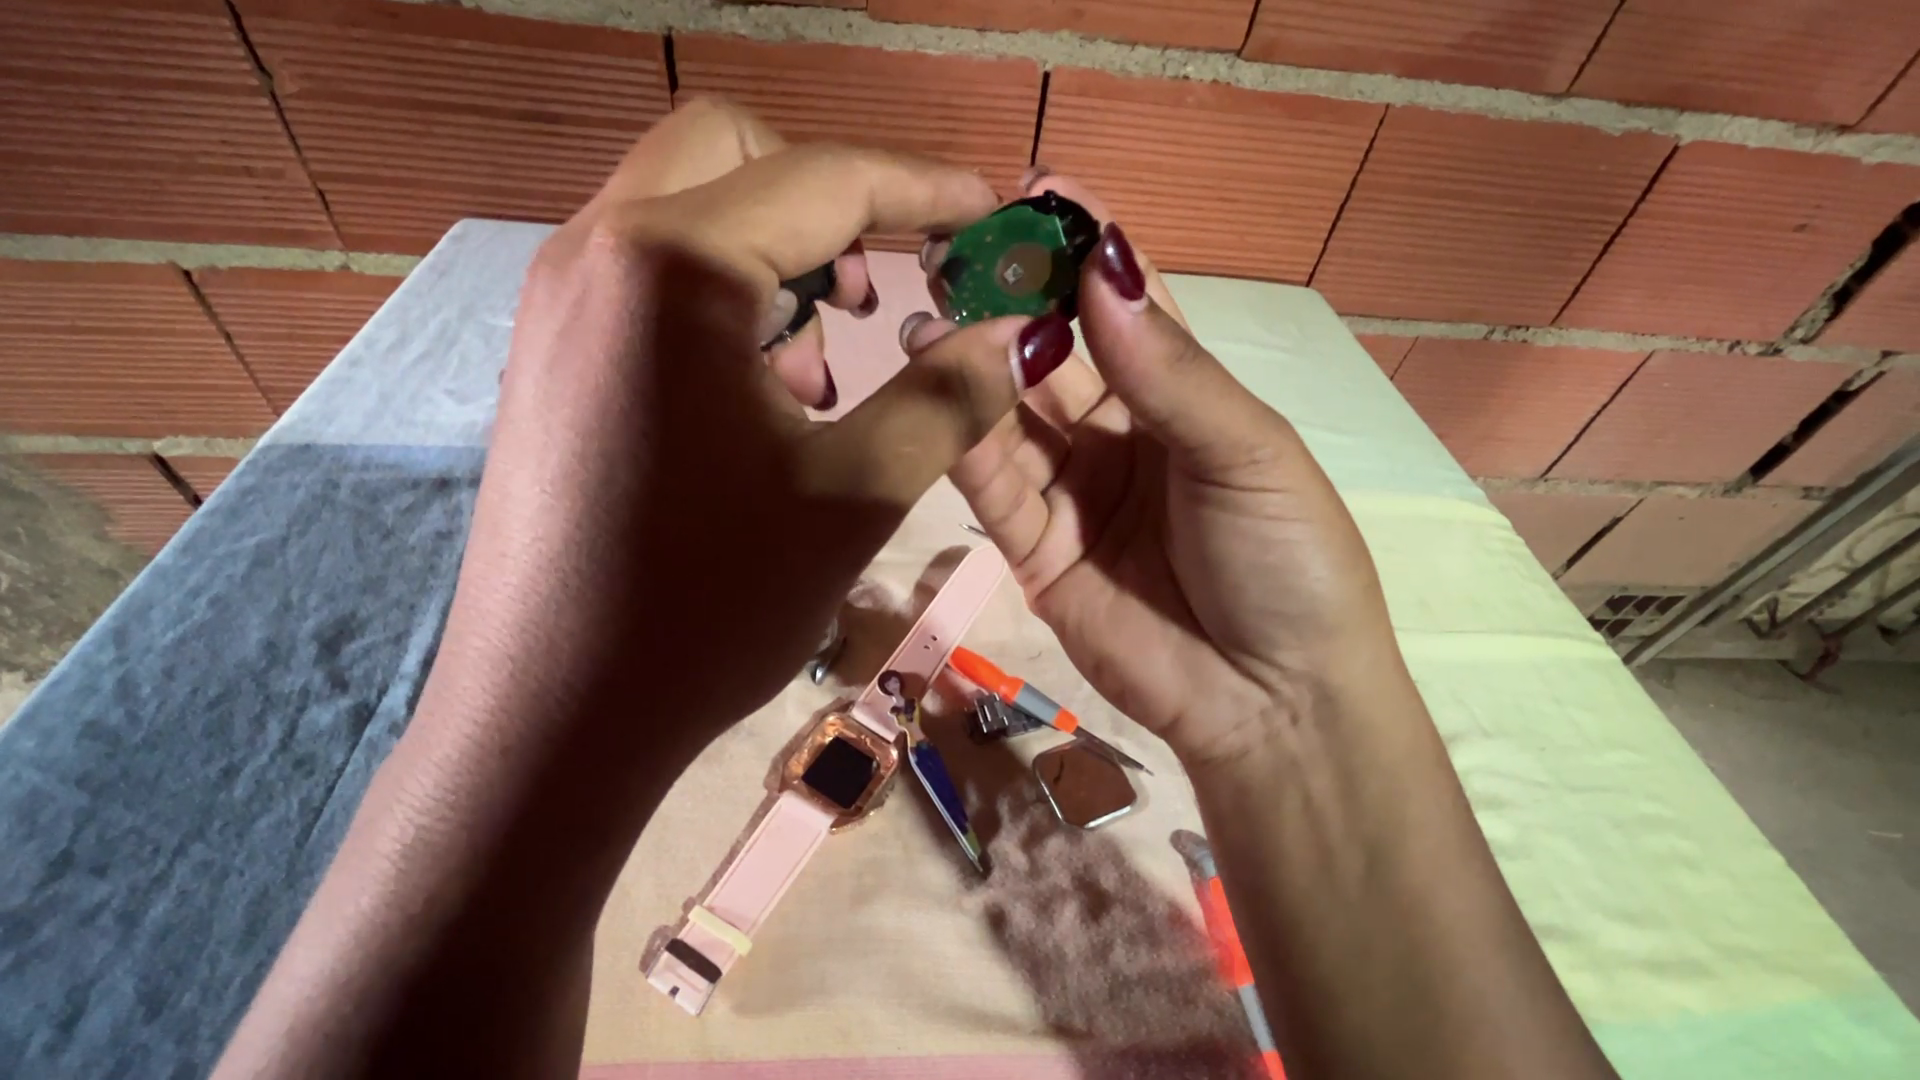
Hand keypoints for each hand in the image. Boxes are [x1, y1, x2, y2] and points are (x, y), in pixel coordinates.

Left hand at [446, 101, 1079, 744]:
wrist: (557, 715)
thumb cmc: (709, 606)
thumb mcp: (855, 496)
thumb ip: (949, 395)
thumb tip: (1015, 334)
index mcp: (671, 267)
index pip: (824, 179)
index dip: (924, 188)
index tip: (992, 213)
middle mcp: (598, 251)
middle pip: (739, 156)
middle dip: (834, 204)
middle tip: (888, 288)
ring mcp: (560, 300)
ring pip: (691, 212)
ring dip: (779, 256)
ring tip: (828, 360)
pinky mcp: (552, 353)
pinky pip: (653, 276)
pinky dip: (726, 299)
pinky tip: (764, 396)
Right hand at [935, 175, 1403, 763]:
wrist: (1272, 701)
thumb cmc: (1288, 563)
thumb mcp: (1248, 456)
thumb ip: (1172, 374)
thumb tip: (1103, 270)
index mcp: (1185, 401)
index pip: (1126, 309)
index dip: (1085, 252)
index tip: (1040, 191)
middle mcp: (1122, 436)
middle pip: (1057, 357)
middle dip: (1014, 305)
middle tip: (960, 253)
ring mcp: (1074, 492)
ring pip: (1014, 418)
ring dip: (978, 370)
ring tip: (936, 320)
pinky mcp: (1035, 550)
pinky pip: (996, 488)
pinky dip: (968, 445)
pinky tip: (941, 394)